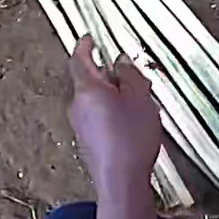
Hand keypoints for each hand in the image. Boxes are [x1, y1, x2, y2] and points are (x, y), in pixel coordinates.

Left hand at [68, 37, 161, 196]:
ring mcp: (81, 124)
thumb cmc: (131, 137)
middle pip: (90, 79)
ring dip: (114, 93)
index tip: (90, 38)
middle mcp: (78, 104)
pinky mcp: (89, 139)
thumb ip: (130, 75)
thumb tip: (122, 61)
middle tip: (132, 71)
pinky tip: (133, 120)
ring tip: (139, 99)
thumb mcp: (139, 98)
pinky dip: (113, 110)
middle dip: (110, 73)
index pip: (80, 60)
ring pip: (96, 98)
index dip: (85, 46)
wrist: (121, 180)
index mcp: (88, 89)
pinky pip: (99, 115)